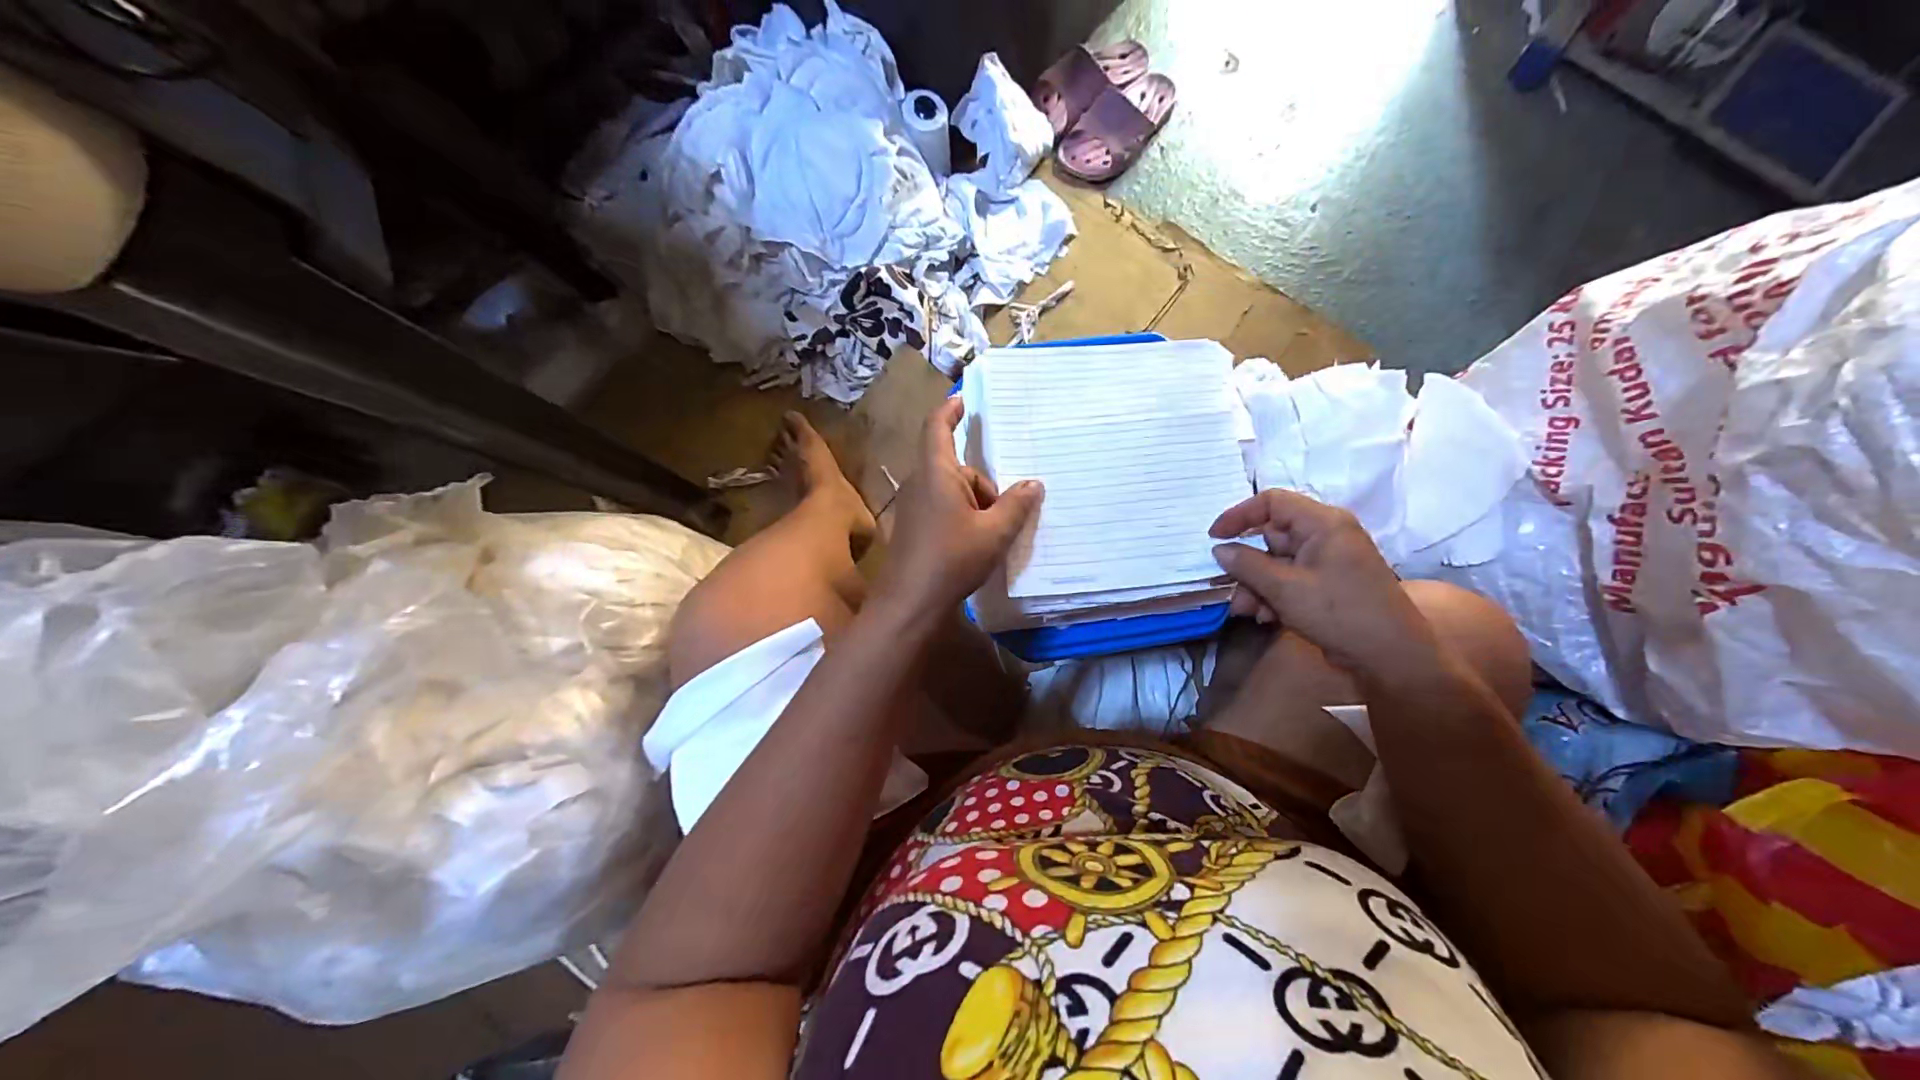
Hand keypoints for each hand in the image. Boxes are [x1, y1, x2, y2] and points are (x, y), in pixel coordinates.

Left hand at [877, 398, 1042, 612]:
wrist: (910, 602)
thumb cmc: (951, 560)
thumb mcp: (994, 533)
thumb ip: (1016, 505)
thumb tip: (1034, 484)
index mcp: (936, 472)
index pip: (937, 427)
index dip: (950, 410)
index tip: (963, 401)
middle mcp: (920, 483)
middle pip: (957, 467)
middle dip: (984, 485)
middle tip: (1004, 514)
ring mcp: (914, 506)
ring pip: (952, 491)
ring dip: (975, 505)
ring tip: (991, 537)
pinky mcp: (913, 527)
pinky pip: (943, 508)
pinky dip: (963, 517)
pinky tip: (975, 546)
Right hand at [1209, 489, 1436, 680]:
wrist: (1391, 655)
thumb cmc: (1338, 612)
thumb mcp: (1284, 588)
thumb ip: (1247, 565)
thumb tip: (1220, 549)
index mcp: (1323, 523)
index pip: (1272, 502)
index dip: (1239, 516)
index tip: (1214, 537)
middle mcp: (1327, 535)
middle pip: (1272, 535)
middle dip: (1247, 563)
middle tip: (1227, 584)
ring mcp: (1330, 560)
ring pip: (1278, 561)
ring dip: (1257, 584)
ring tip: (1245, 610)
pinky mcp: (1330, 583)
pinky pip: (1292, 578)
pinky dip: (1274, 594)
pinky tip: (1265, 617)